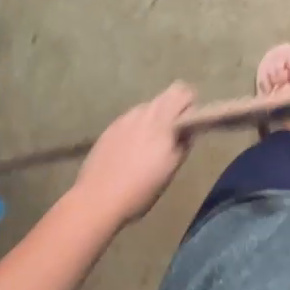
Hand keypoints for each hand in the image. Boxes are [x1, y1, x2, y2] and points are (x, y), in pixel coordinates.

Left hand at [71, 83, 194, 225]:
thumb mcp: (170, 171)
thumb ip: (182, 144)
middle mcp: (144, 113)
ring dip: (155, 119)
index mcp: (162, 122)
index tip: (191, 123)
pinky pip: (132, 118)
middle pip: (165, 96)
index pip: (182, 92)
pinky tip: (131, 149)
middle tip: (173, 135)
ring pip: (148, 107)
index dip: (190, 104)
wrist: (98, 198)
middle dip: (174, 110)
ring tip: (150, 145)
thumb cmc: (140, 189)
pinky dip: (138, 126)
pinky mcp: (111, 126)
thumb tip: (189, 130)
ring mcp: (125, 118)